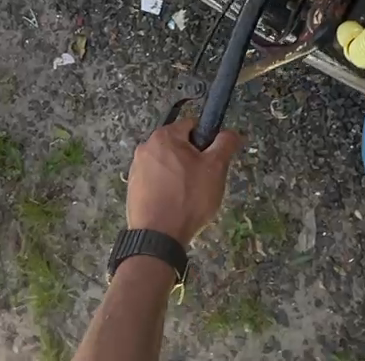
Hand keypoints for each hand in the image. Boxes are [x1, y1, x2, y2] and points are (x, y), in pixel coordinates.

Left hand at [126, 117, 241, 245]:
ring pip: (167, 164)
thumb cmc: (188, 198)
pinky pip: (155, 181)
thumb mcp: (215, 168)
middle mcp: (146, 146)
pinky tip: (174, 205)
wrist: (157, 238)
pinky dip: (165, 188)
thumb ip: (225, 144)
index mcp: (164, 135)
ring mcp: (136, 168)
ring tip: (188, 197)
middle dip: (192, 160)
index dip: (206, 141)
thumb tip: (232, 133)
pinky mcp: (132, 188)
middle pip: (178, 145)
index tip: (212, 161)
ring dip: (179, 174)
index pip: (193, 125)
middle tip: (202, 181)